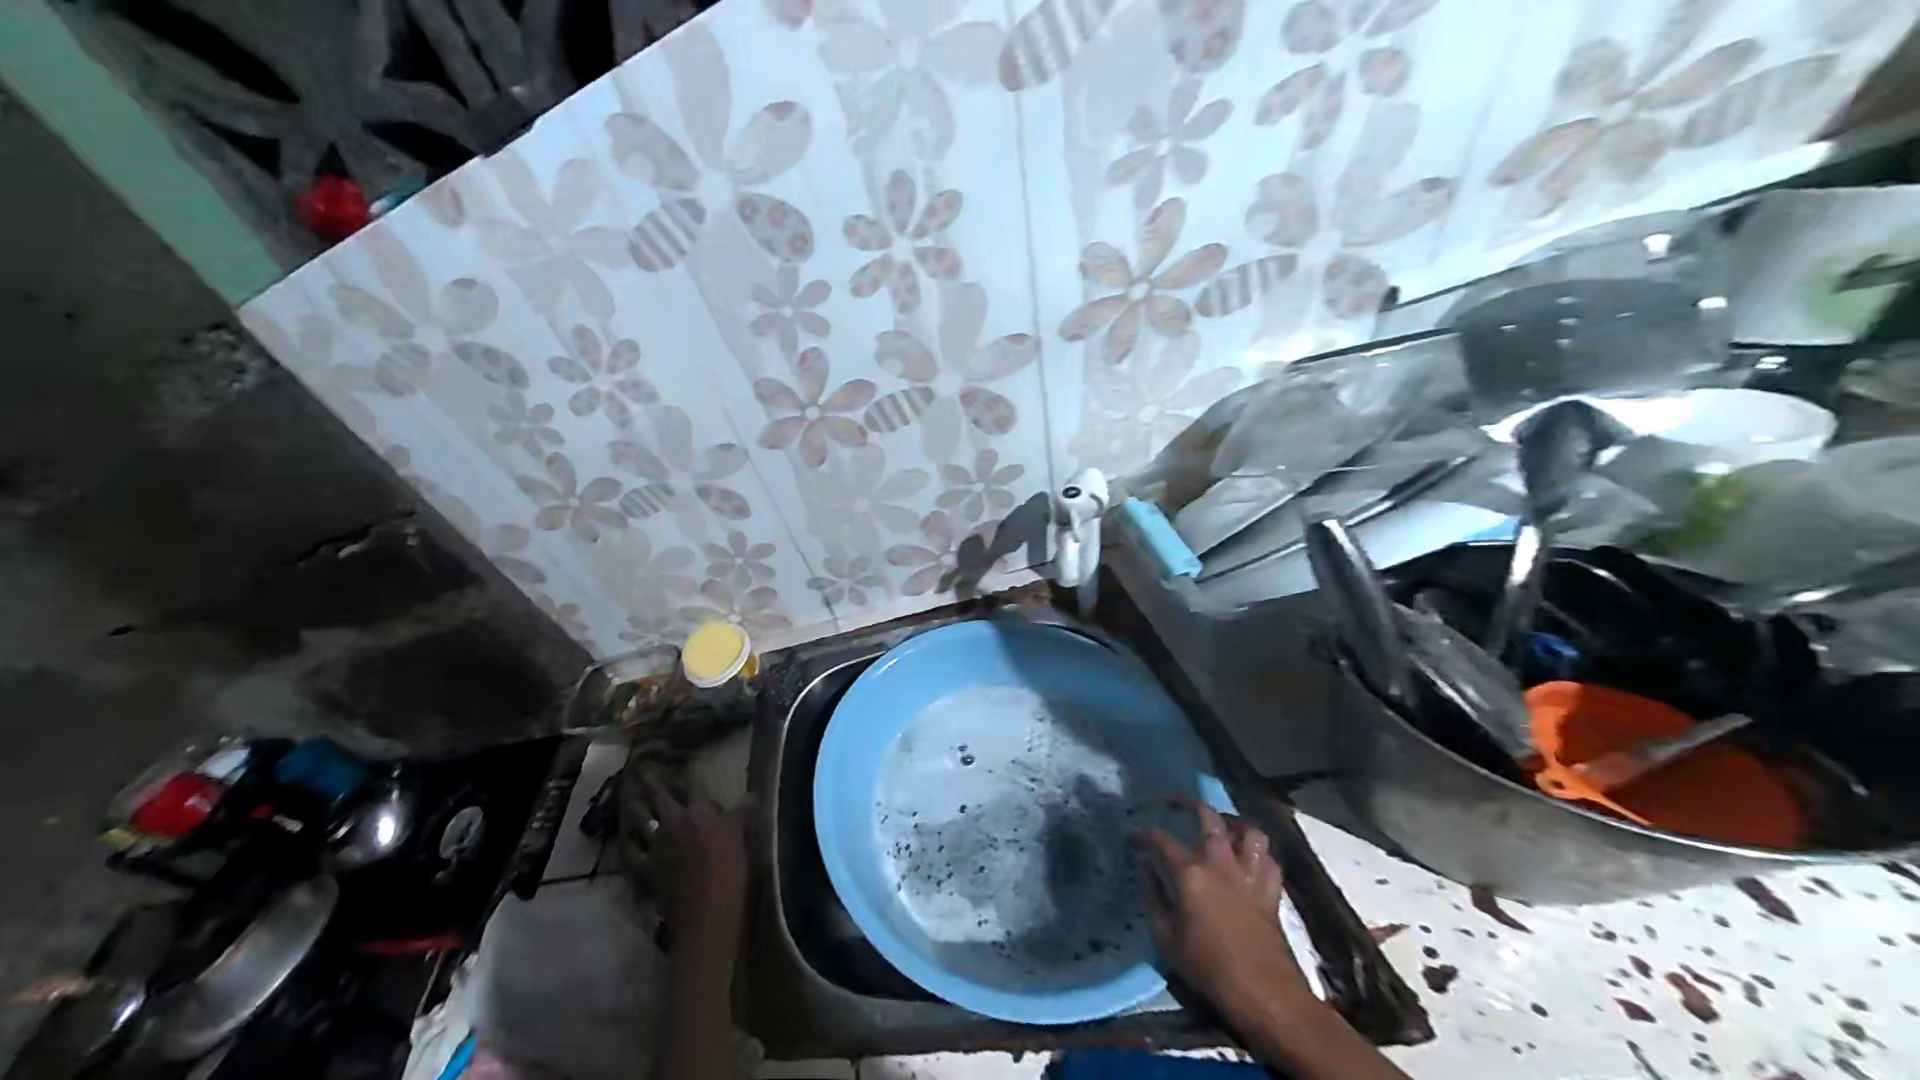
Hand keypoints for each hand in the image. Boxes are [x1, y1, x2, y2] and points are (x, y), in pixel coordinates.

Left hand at [636, 771, 748, 946]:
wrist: (707, 912)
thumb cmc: (730, 870)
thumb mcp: (741, 837)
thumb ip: (742, 814)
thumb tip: (751, 796)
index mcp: (700, 813)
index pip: (703, 801)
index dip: (709, 805)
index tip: (715, 809)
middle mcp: (674, 824)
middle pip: (661, 799)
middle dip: (653, 785)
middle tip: (644, 772)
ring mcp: (657, 847)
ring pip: (641, 822)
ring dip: (637, 810)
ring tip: (631, 800)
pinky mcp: (646, 870)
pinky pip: (631, 853)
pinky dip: (628, 844)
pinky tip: (627, 840)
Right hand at [1134, 800, 1310, 1020]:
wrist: (1263, 993)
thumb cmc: (1208, 967)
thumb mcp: (1166, 937)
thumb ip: (1154, 897)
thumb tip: (1146, 870)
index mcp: (1190, 872)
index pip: (1161, 840)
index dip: (1144, 835)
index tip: (1134, 838)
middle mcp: (1220, 862)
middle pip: (1209, 817)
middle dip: (1190, 804)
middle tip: (1177, 803)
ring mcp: (1249, 873)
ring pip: (1248, 831)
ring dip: (1234, 823)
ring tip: (1222, 824)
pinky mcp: (1270, 890)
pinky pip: (1268, 859)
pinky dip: (1258, 852)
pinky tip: (1248, 856)